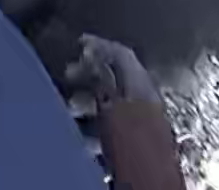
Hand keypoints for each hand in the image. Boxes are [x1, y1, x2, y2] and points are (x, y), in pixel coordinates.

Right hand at [69, 35, 181, 189]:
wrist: (150, 189)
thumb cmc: (131, 145)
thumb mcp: (111, 106)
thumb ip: (101, 77)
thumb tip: (91, 53)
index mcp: (143, 86)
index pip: (121, 54)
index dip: (99, 44)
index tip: (79, 42)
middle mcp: (147, 101)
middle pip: (116, 76)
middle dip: (90, 73)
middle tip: (68, 73)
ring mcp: (145, 123)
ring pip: (113, 102)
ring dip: (90, 100)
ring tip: (70, 107)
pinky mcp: (140, 145)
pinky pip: (114, 123)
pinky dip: (97, 122)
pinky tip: (84, 132)